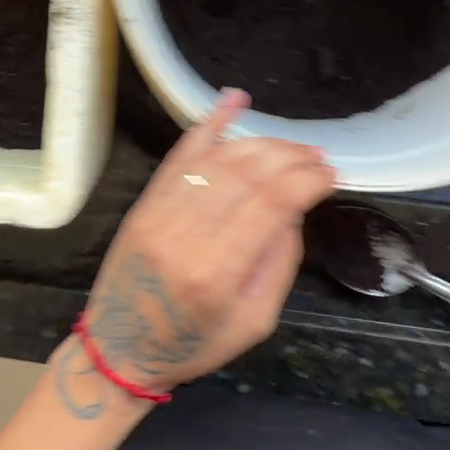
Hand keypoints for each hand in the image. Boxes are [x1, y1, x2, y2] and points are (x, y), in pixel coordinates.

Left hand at [75, 89, 335, 394]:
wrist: (118, 349)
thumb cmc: (192, 344)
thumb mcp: (254, 323)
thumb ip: (280, 264)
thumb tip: (294, 210)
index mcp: (216, 272)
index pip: (270, 204)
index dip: (306, 180)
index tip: (331, 174)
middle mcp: (184, 234)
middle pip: (245, 174)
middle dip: (289, 157)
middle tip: (318, 156)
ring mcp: (158, 214)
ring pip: (215, 159)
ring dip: (259, 143)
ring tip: (291, 145)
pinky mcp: (143, 203)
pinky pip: (179, 156)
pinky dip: (208, 125)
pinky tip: (233, 101)